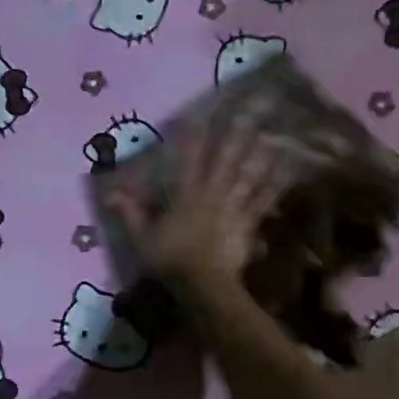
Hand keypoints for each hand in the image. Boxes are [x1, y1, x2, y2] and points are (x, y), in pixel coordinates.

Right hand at [108, 119, 286, 290]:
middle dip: (236, 136)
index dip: (192, 138)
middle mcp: (212, 195)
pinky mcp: (249, 223)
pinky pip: (263, 201)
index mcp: (186, 196)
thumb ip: (130, 213)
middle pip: (226, 160)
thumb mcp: (143, 239)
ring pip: (248, 176)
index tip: (197, 116)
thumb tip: (111, 193)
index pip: (188, 160)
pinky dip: (275, 186)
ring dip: (259, 155)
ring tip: (271, 136)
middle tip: (248, 114)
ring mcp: (233, 208)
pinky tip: (287, 171)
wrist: (204, 285)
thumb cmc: (171, 261)